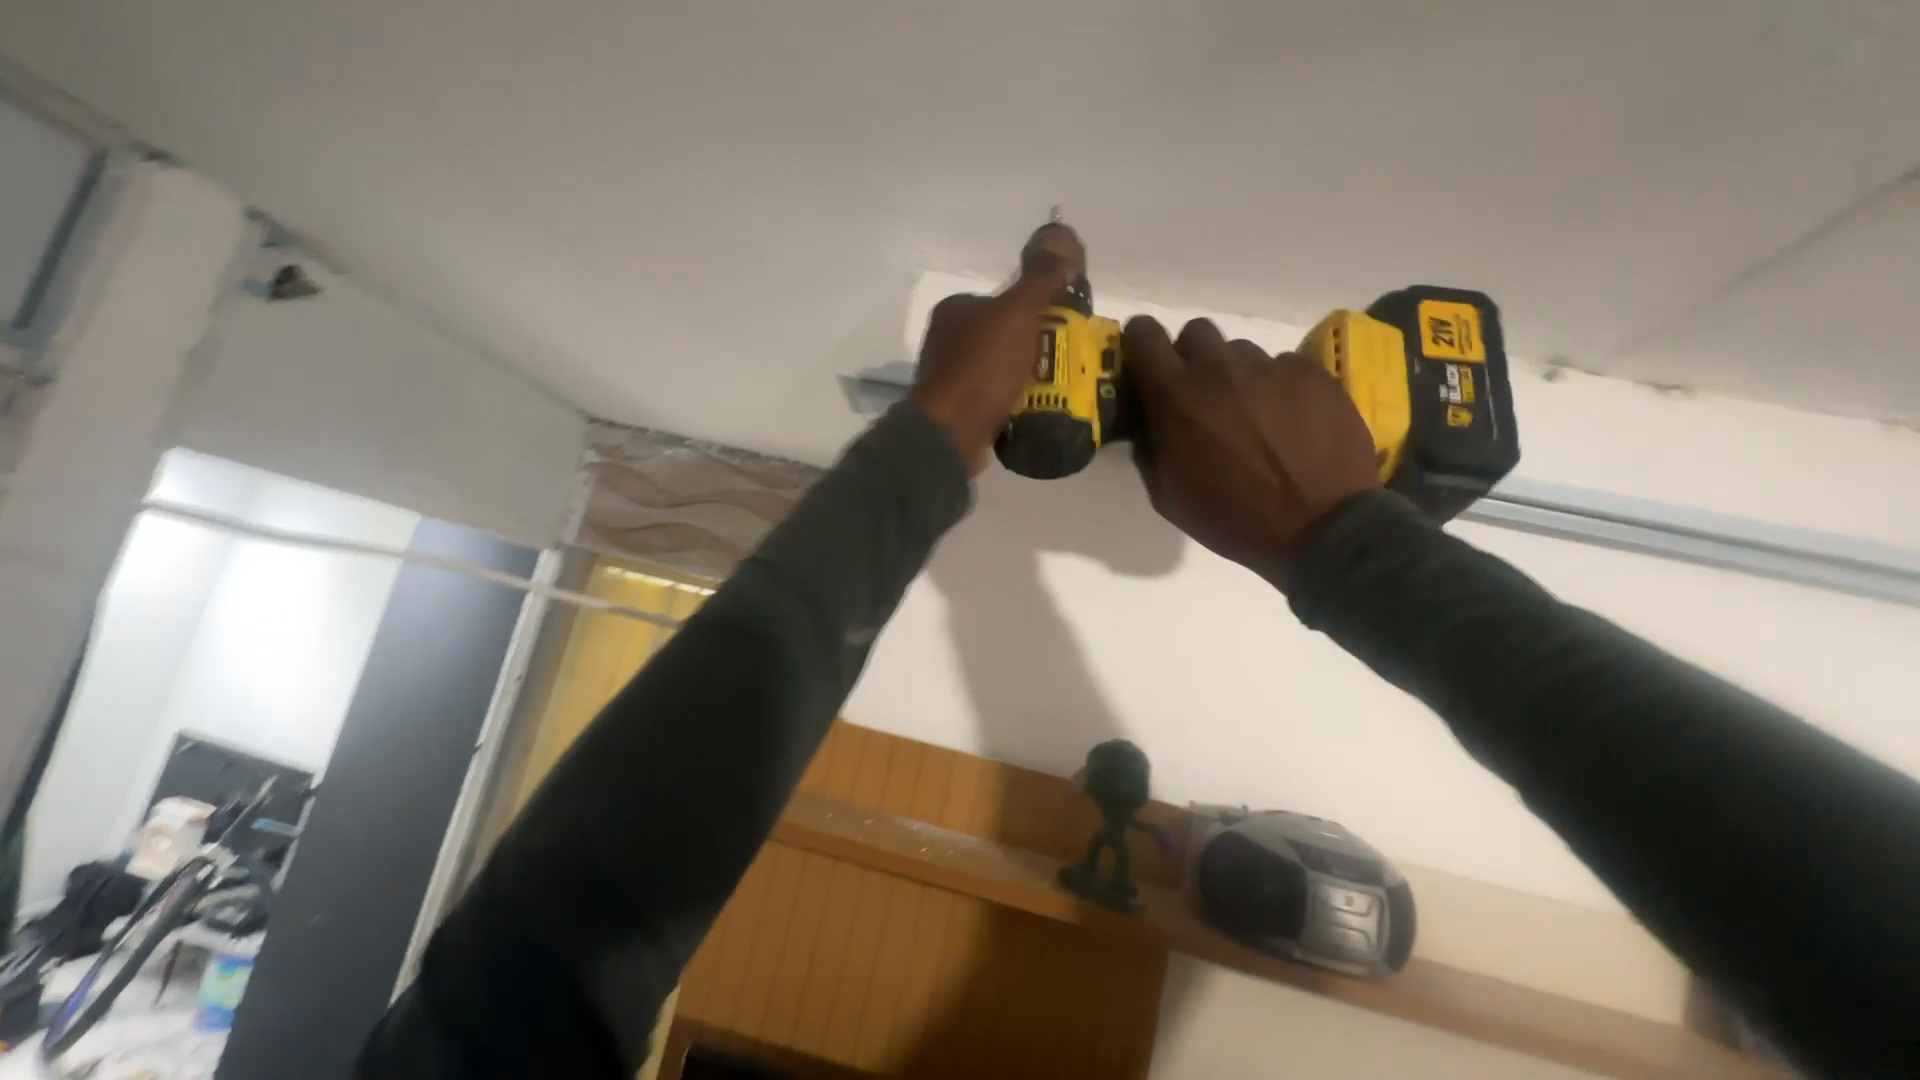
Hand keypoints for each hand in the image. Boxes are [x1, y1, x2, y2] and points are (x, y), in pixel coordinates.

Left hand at [910, 227, 1080, 474]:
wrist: (951, 432)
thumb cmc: (983, 366)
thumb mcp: (1018, 313)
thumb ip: (1040, 278)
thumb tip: (1060, 236)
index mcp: (955, 309)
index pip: (1004, 301)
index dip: (1037, 311)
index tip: (1064, 328)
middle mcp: (947, 340)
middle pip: (1006, 337)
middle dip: (1037, 348)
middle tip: (1066, 361)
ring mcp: (951, 377)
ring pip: (1002, 370)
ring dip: (1029, 378)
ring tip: (1057, 387)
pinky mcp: (958, 410)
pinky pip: (996, 399)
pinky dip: (1015, 402)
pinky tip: (1034, 408)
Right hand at [1125, 316, 1380, 585]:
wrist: (1319, 528)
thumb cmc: (1232, 519)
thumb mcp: (1167, 496)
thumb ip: (1150, 448)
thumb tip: (1150, 422)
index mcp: (1176, 397)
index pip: (1145, 335)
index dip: (1141, 339)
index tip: (1147, 357)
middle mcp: (1219, 369)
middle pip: (1196, 332)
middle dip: (1192, 356)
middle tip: (1204, 393)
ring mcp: (1270, 367)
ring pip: (1242, 352)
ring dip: (1239, 376)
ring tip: (1255, 415)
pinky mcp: (1312, 373)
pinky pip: (1285, 366)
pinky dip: (1281, 387)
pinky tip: (1292, 422)